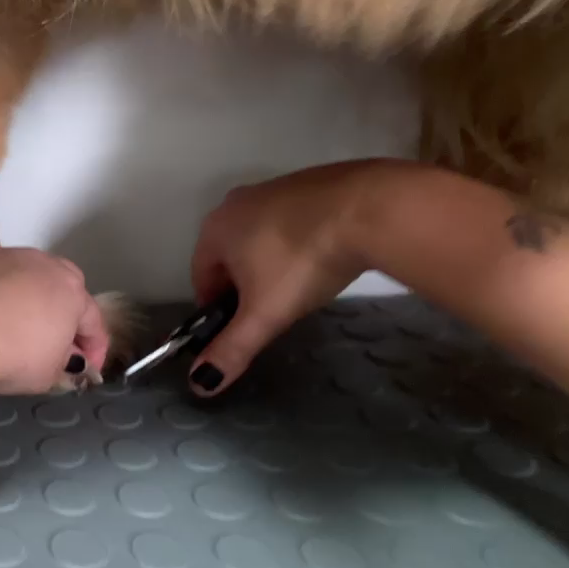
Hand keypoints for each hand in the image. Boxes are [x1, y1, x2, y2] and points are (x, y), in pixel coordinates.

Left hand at [0, 247, 110, 394]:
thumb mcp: (48, 374)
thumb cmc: (8, 357)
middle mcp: (39, 263)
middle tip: (51, 340)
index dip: (94, 346)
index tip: (86, 367)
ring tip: (8, 324)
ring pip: (19, 273)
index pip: (92, 319)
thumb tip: (66, 356)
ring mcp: (0, 255)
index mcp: (70, 290)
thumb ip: (64, 361)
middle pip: (59, 283)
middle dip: (60, 310)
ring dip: (20, 295)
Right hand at [186, 160, 405, 394]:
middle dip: (244, 283)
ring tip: (304, 283)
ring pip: (260, 236)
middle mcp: (234, 204)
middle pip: (229, 255)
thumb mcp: (265, 313)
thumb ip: (232, 348)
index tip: (244, 326)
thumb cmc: (301, 261)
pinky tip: (326, 254)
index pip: (200, 277)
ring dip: (271, 260)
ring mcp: (272, 188)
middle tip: (275, 308)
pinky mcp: (308, 182)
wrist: (369, 208)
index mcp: (213, 231)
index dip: (217, 308)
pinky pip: (291, 219)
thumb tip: (200, 385)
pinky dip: (299, 239)